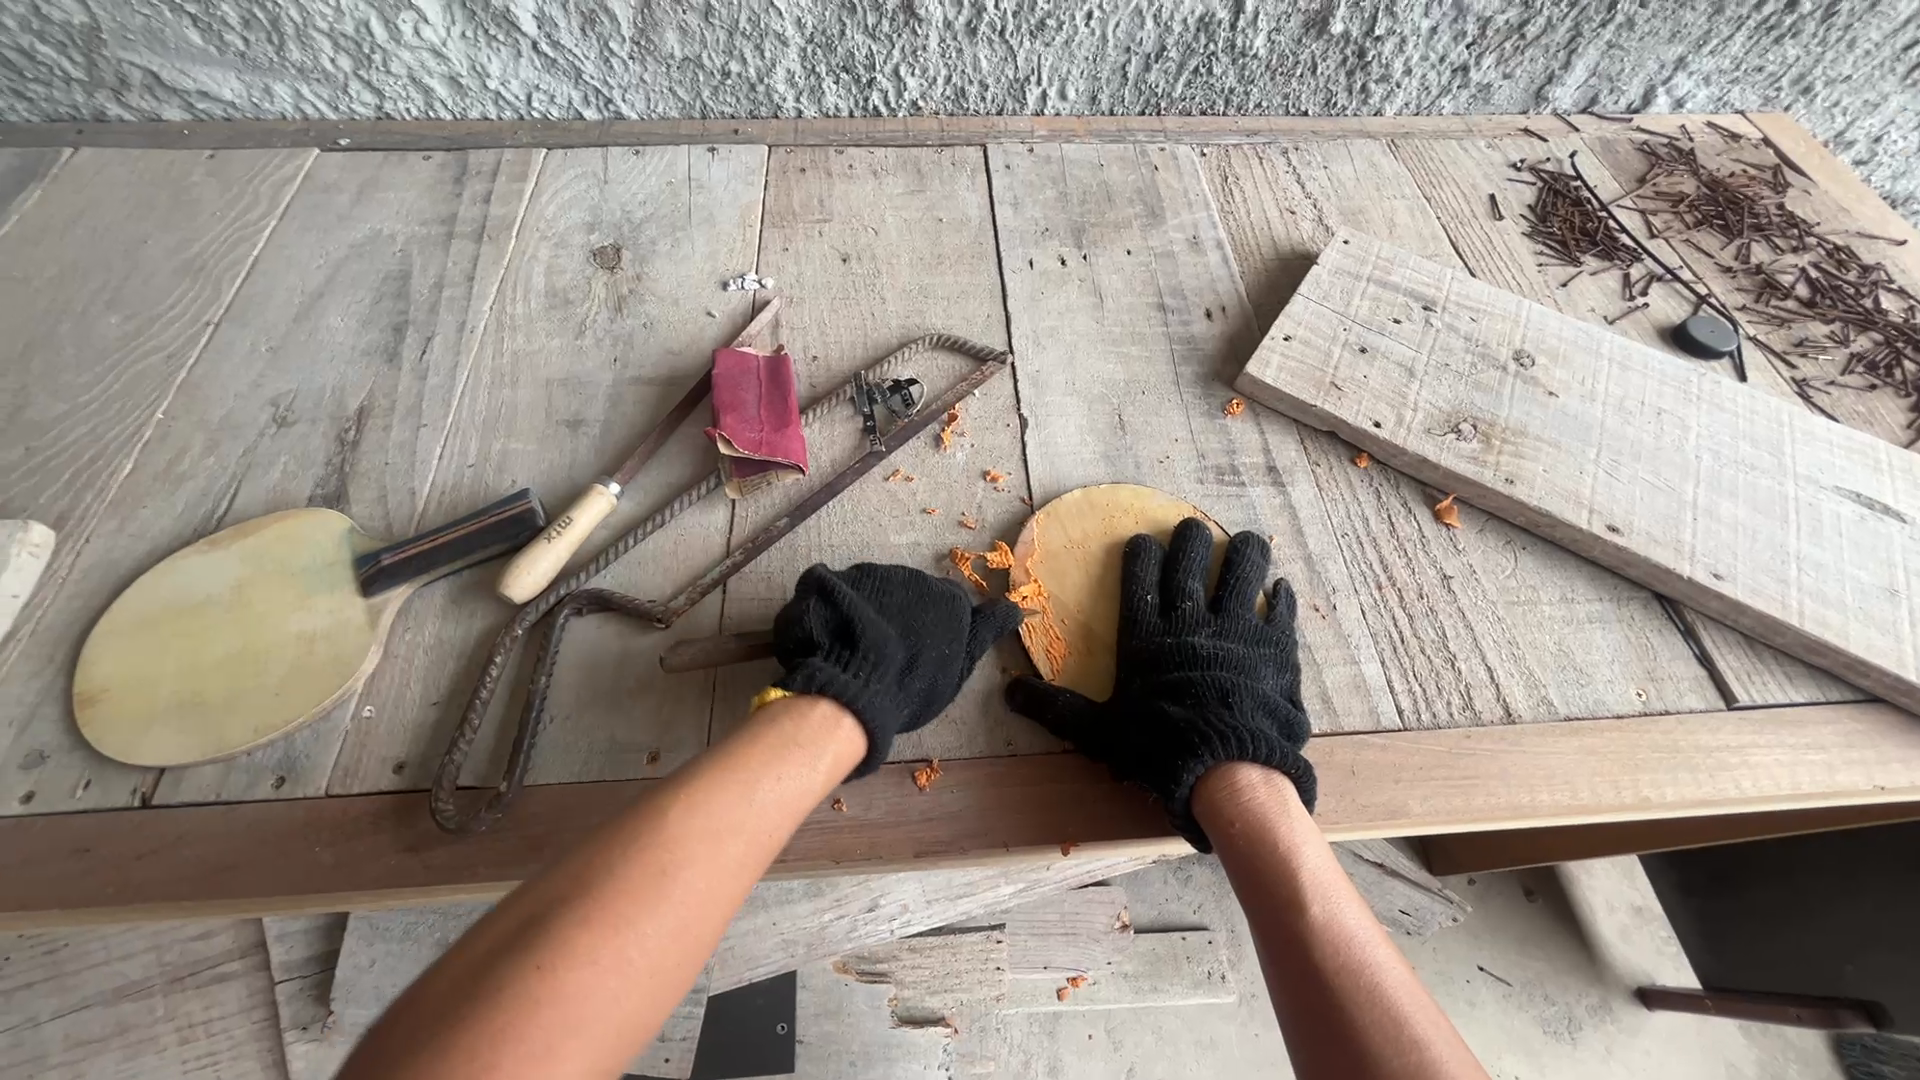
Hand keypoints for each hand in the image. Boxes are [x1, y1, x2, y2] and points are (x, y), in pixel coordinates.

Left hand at [773, 563, 1023, 776]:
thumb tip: (1018, 605)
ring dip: (869, 611)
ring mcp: (871, 574)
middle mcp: (912, 575)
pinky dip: (837, 608)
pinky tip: (831, 637)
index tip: (920, 651)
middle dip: (900, 614)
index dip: (932, 626)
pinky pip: (839, 590)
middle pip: (909, 592)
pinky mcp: (834, 578)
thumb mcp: (961, 664)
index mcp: (946, 595)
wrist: (851, 687)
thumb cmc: (913, 685)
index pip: (944, 602)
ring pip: (875, 589)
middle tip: (888, 653)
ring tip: (858, 647)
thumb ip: (986, 629)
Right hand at [1004, 518, 1313, 850]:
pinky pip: (1279, 610)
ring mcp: (1236, 630)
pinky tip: (1278, 588)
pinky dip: (1279, 596)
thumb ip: (1055, 708)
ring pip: (1242, 571)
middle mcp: (1190, 620)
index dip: (1141, 552)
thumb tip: (1008, 693)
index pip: (1140, 575)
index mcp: (1146, 634)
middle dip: (1189, 538)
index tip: (1143, 540)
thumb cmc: (1157, 748)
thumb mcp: (1096, 731)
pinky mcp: (1275, 647)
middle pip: (1190, 561)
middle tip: (1190, 528)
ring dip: (1243, 551)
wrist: (1227, 770)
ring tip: (1243, 542)